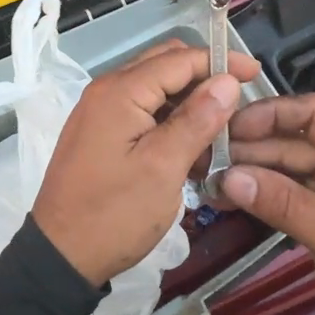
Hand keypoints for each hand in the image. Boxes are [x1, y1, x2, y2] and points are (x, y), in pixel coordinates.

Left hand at [32, 40, 260, 286]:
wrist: (59, 256)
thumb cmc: (114, 213)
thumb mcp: (163, 168)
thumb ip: (196, 120)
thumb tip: (227, 80)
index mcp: (121, 90)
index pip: (179, 59)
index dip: (219, 62)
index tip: (255, 73)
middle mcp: (108, 88)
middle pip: (165, 65)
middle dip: (204, 76)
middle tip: (241, 99)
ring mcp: (101, 109)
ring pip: (155, 87)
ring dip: (188, 100)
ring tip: (222, 127)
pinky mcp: (101, 131)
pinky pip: (142, 108)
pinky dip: (169, 118)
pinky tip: (192, 144)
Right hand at [217, 94, 314, 314]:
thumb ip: (284, 204)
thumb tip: (229, 178)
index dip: (272, 114)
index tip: (231, 124)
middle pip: (297, 140)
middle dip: (254, 146)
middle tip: (208, 153)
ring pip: (289, 167)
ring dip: (252, 171)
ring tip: (210, 176)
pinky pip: (290, 193)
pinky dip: (262, 195)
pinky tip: (230, 197)